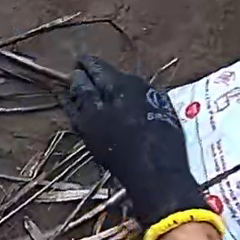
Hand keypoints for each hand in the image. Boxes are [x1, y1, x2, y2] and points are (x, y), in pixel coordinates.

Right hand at [61, 55, 204, 228]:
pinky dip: (127, 104)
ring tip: (101, 100)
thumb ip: (82, 95)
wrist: (159, 173)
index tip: (74, 65)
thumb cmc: (118, 147)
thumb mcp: (90, 120)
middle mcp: (140, 85)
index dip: (83, 65)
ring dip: (113, 92)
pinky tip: (123, 115)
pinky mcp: (165, 115)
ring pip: (128, 89)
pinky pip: (140, 102)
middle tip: (84, 82)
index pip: (96, 66)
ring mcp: (156, 99)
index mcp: (120, 82)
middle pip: (114, 76)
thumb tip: (75, 76)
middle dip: (98, 77)